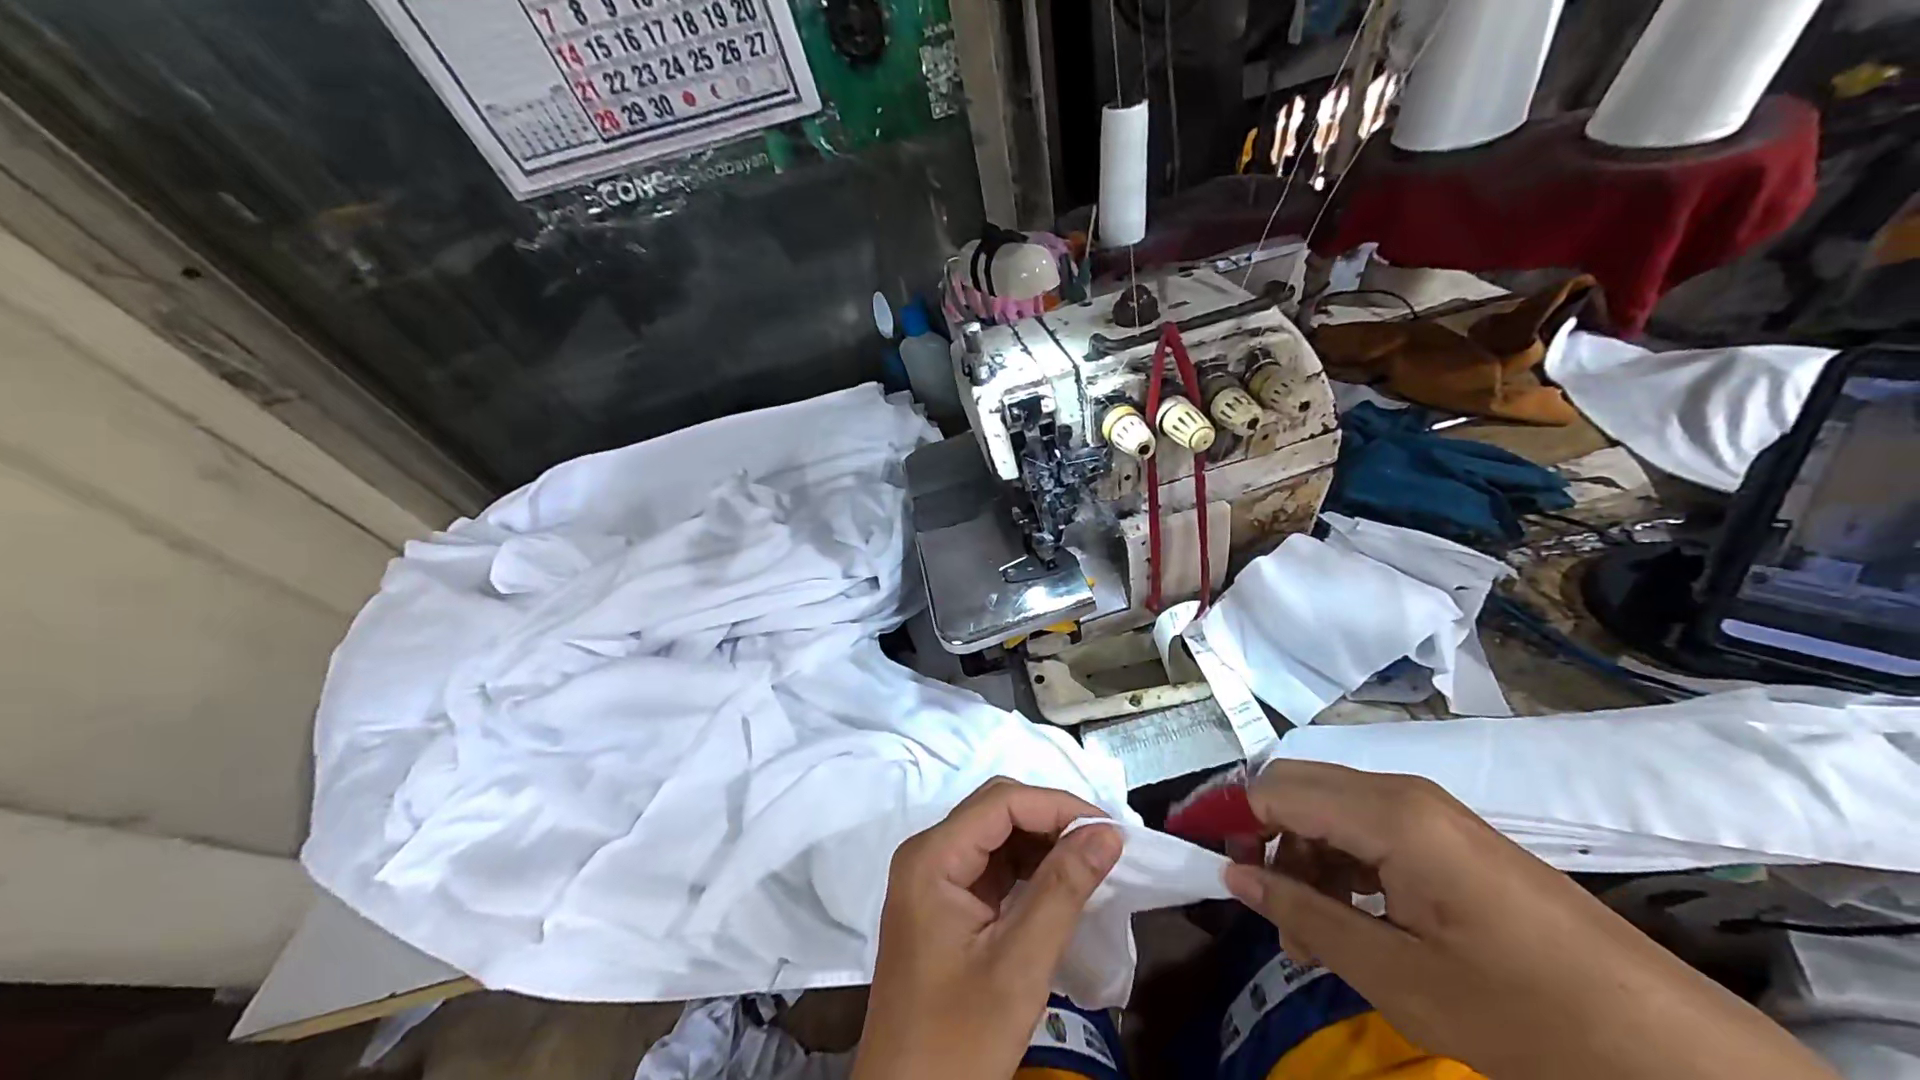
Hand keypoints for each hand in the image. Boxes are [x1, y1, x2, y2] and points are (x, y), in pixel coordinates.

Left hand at [850, 778, 1122, 1079]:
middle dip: (1052, 820)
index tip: (1110, 830)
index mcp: (931, 858)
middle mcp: (927, 855)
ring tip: (1091, 863)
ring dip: (1044, 843)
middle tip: (1104, 846)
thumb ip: (1062, 889)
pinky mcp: (945, 903)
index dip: (1058, 806)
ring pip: (997, 834)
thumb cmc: (959, 1037)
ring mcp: (933, 878)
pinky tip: (1061, 884)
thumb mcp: (1018, 964)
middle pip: (996, 810)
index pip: (1001, 802)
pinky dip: (1029, 868)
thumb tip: (1107, 832)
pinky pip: (992, 865)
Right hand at [1224, 761, 1837, 1079]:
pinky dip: (1340, 863)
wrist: (1666, 1046)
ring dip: (1302, 856)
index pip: (1274, 789)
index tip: (1199, 857)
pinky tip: (1350, 918)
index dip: (1228, 817)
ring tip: (1306, 932)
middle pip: (1297, 786)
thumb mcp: (1394, 974)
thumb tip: (1232, 875)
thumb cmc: (1520, 1008)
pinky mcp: (1448, 835)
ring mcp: (1430, 810)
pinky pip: (1368, 827)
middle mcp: (1403, 792)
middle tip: (1259, 900)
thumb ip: (1303, 914)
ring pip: (1330, 807)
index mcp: (1389, 814)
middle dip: (1263, 835)